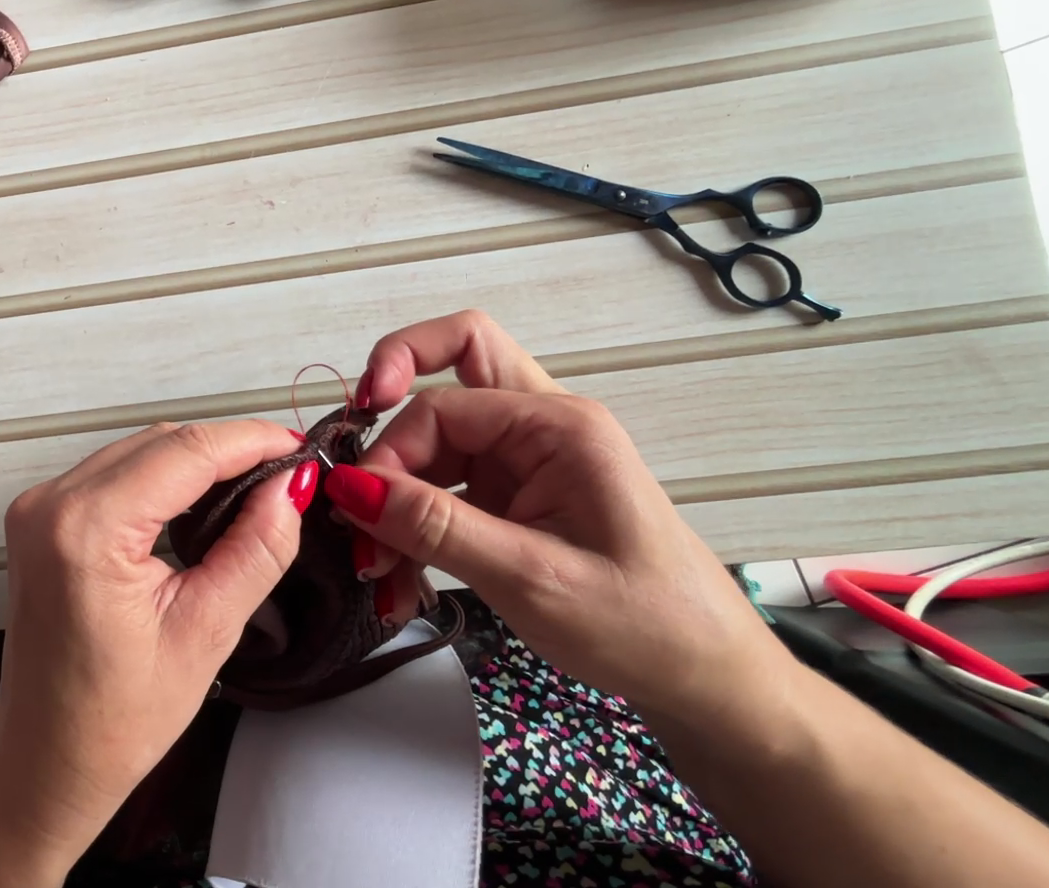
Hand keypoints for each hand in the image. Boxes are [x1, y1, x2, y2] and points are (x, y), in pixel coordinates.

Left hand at [0, 420, 316, 876]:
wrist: (45, 754)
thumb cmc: (118, 717)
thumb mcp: (207, 633)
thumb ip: (256, 549)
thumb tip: (291, 486)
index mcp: (87, 530)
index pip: (185, 452)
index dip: (251, 440)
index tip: (300, 448)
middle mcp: (51, 502)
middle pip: (160, 442)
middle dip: (228, 448)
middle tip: (287, 474)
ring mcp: (38, 505)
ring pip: (138, 450)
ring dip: (197, 459)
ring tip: (254, 486)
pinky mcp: (40, 515)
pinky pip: (114, 471)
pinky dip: (162, 475)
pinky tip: (201, 498)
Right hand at [330, 311, 793, 723]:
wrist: (704, 678)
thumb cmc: (641, 624)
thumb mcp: (529, 577)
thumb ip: (433, 525)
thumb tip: (345, 485)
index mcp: (557, 425)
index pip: (439, 406)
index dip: (388, 453)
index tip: (356, 511)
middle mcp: (537, 425)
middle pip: (445, 371)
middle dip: (388, 416)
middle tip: (348, 478)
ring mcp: (521, 460)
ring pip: (432, 442)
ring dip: (393, 496)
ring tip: (375, 570)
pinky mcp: (508, 495)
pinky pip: (440, 488)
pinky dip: (410, 528)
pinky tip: (398, 582)